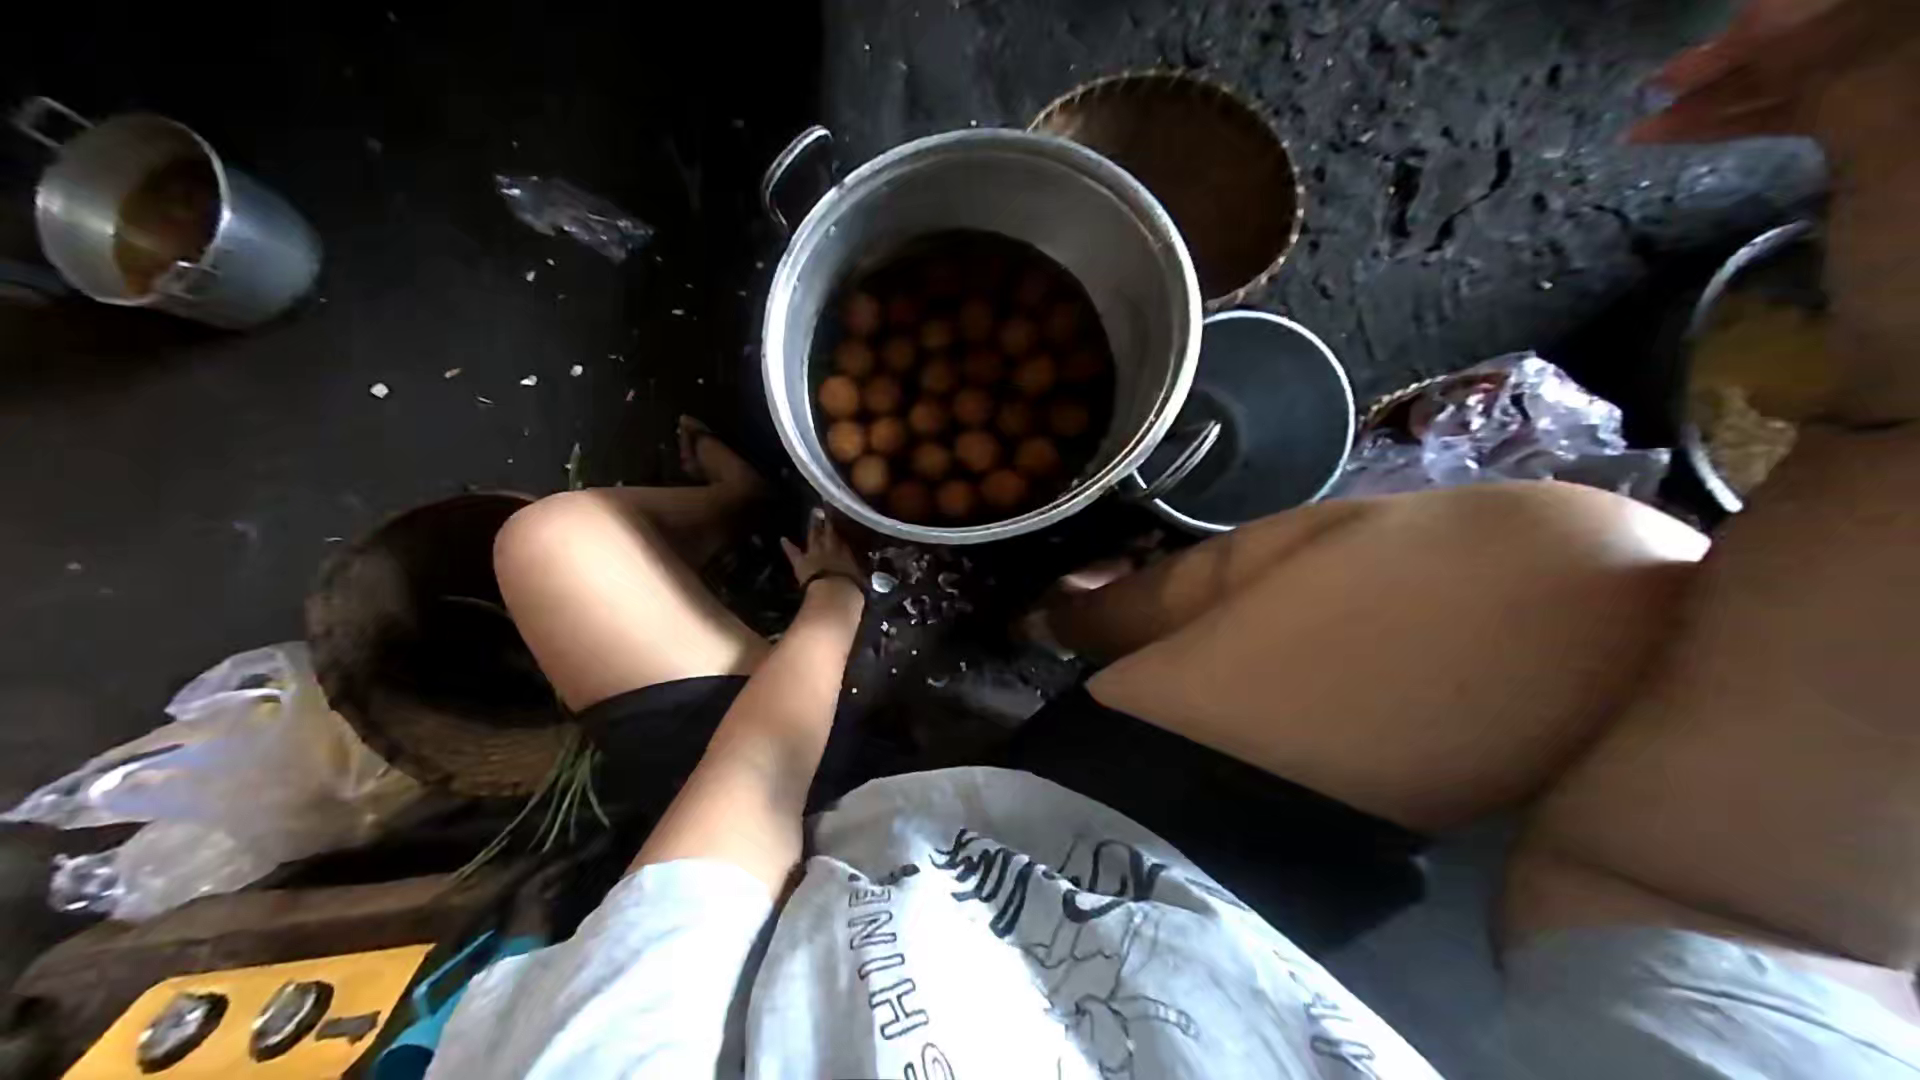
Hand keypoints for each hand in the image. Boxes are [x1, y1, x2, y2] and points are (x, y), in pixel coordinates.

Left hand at [780, 508, 863, 592]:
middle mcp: (831, 546)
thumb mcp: (861, 577)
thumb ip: (859, 570)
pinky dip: (788, 546)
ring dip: (813, 525)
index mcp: (847, 550)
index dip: (842, 523)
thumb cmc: (851, 587)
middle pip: (829, 529)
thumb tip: (861, 569)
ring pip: (813, 535)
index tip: (842, 513)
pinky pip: (793, 552)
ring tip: (814, 513)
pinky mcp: (800, 562)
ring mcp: (814, 553)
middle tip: (826, 508)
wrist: (833, 593)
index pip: (845, 534)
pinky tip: (783, 539)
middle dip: (827, 518)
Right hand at [1635, 0, 1919, 418]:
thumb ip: (1856, 62)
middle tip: (1676, 69)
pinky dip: (1746, 117)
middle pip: (1879, 24)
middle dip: (1776, 39)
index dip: (1820, 6)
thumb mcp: (1907, 152)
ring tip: (1656, 105)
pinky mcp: (1894, 156)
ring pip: (1842, 63)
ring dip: (1743, 81)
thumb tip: (1770, 7)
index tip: (1730, 23)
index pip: (1899, 7)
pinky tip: (1677, 131)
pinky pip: (1820, 111)